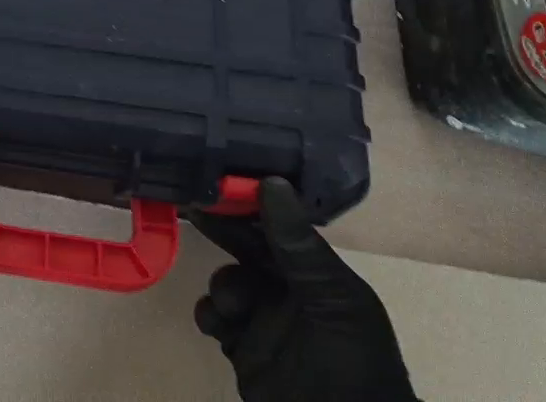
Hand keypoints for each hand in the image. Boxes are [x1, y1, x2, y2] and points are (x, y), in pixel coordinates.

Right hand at [191, 178, 416, 401]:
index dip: (250, 206)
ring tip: (231, 308)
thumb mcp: (330, 298)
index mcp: (317, 275)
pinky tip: (218, 325)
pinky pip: (217, 321)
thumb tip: (272, 182)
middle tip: (194, 211)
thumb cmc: (351, 363)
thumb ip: (298, 244)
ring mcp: (265, 323)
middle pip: (247, 251)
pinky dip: (211, 316)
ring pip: (228, 284)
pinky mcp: (245, 352)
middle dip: (224, 234)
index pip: (279, 228)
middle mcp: (290, 293)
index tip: (220, 184)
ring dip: (222, 286)